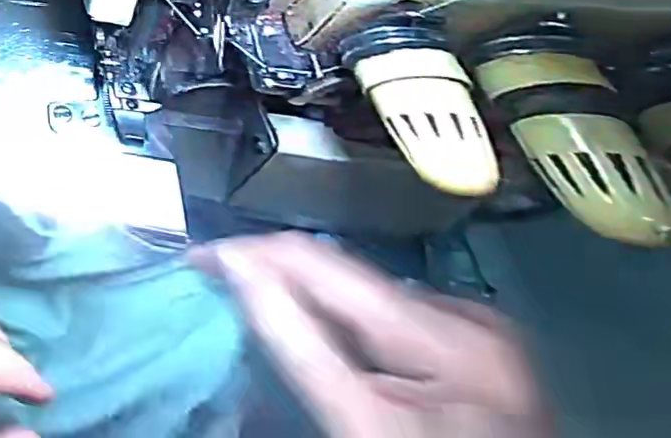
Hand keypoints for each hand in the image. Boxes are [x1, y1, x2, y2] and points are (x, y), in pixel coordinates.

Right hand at [195, 233, 550, 437]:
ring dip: (301, 294)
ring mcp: (473, 331)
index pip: (315, 259)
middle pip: (336, 273)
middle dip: (274, 276)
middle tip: (219, 283)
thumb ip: (293, 335)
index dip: (247, 251)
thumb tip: (229, 258)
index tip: (197, 260)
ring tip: (255, 302)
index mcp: (444, 332)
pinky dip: (335, 315)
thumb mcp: (357, 419)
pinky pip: (377, 310)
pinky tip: (313, 330)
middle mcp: (464, 316)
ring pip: (351, 289)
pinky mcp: (467, 347)